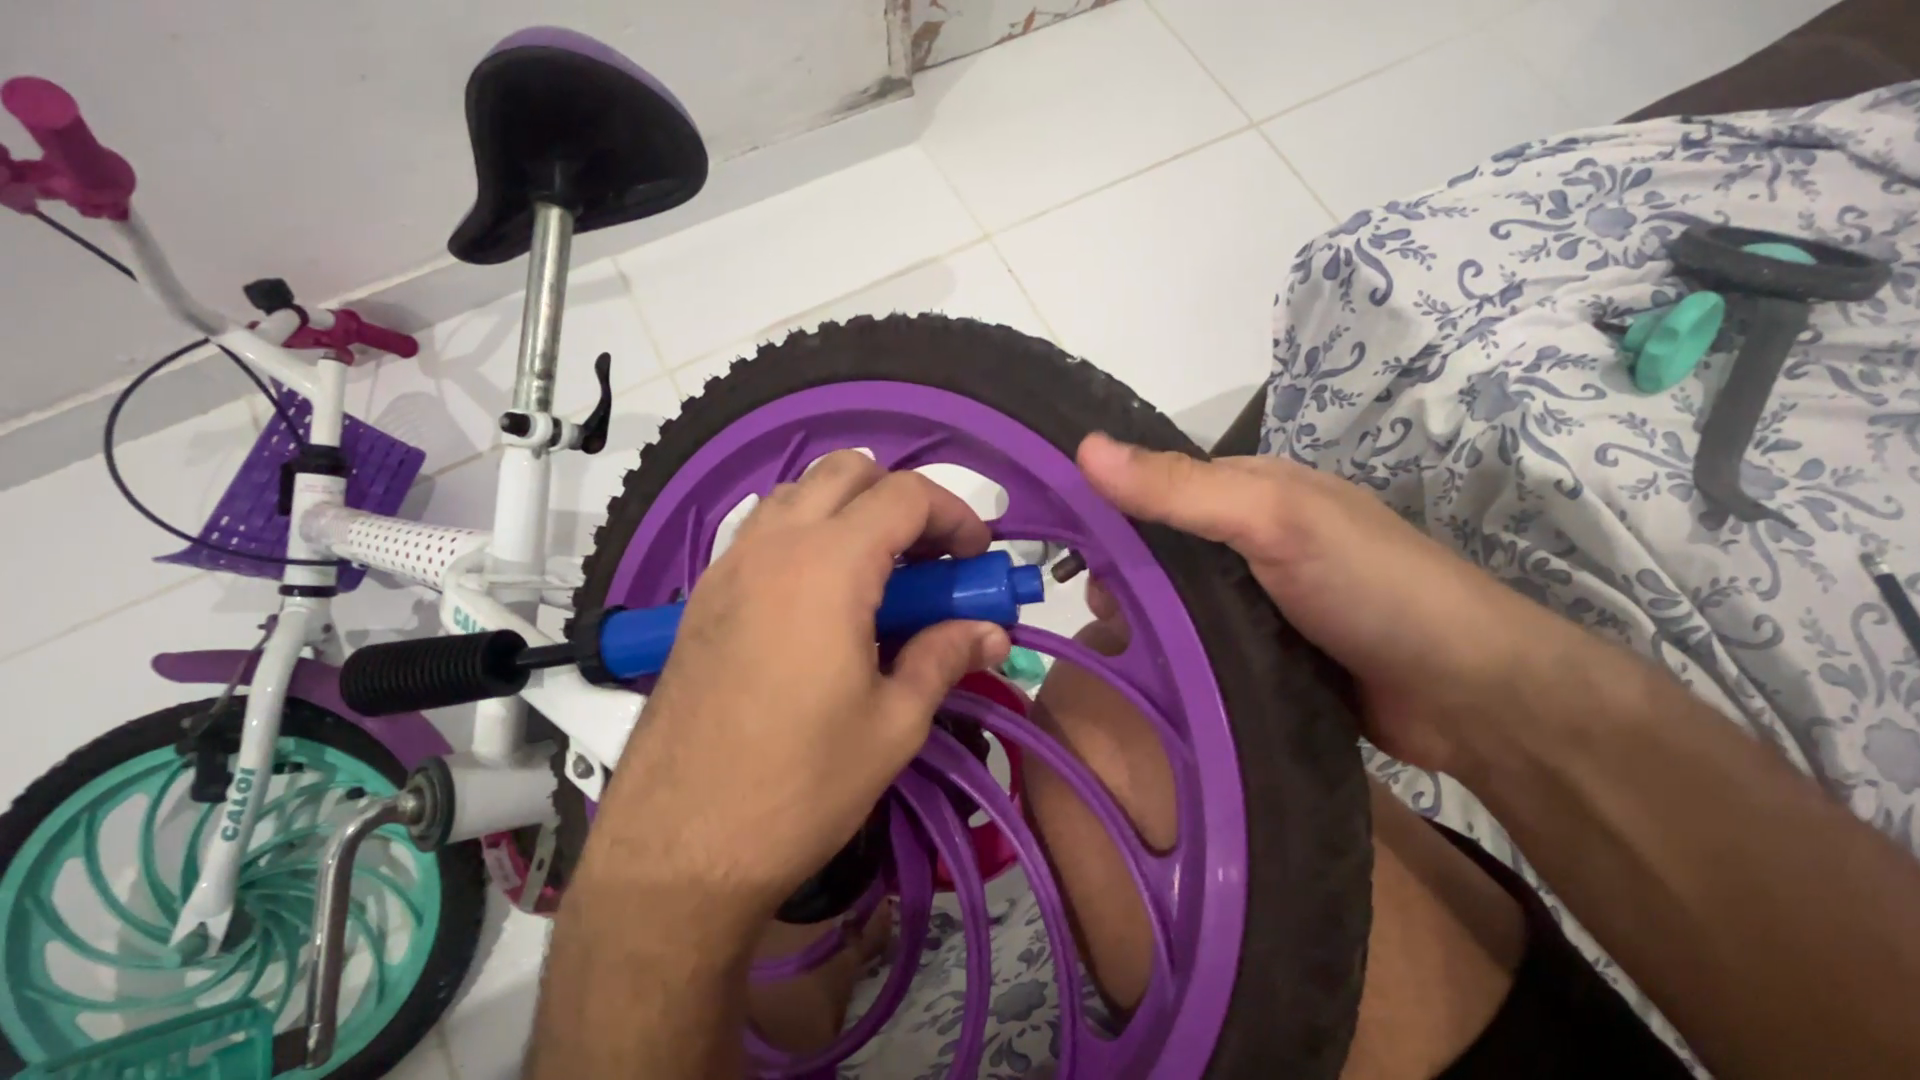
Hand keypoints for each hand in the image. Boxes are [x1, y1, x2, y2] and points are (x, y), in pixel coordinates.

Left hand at [585, 451, 1011, 915]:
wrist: (680, 845)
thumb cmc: (801, 785)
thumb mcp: (894, 724)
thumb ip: (944, 658)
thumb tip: (990, 633)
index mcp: (828, 565)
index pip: (904, 495)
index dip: (954, 515)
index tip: (975, 561)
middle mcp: (772, 545)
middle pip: (846, 472)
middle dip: (899, 499)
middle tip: (929, 561)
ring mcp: (727, 568)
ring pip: (797, 496)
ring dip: (848, 513)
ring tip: (878, 581)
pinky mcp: (700, 599)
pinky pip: (761, 536)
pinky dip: (804, 540)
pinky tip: (821, 608)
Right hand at [1076, 433, 1588, 773]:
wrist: (1469, 695)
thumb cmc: (1372, 587)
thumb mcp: (1274, 519)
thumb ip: (1180, 488)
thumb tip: (1084, 446)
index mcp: (1255, 492)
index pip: (1160, 485)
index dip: (1108, 507)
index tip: (1061, 547)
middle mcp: (1255, 542)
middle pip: (1165, 550)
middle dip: (1123, 574)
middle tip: (1099, 613)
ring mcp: (1264, 604)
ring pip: (1180, 604)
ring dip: (1145, 621)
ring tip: (1116, 649)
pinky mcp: (1269, 660)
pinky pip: (1203, 650)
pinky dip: (1175, 659)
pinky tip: (1146, 679)